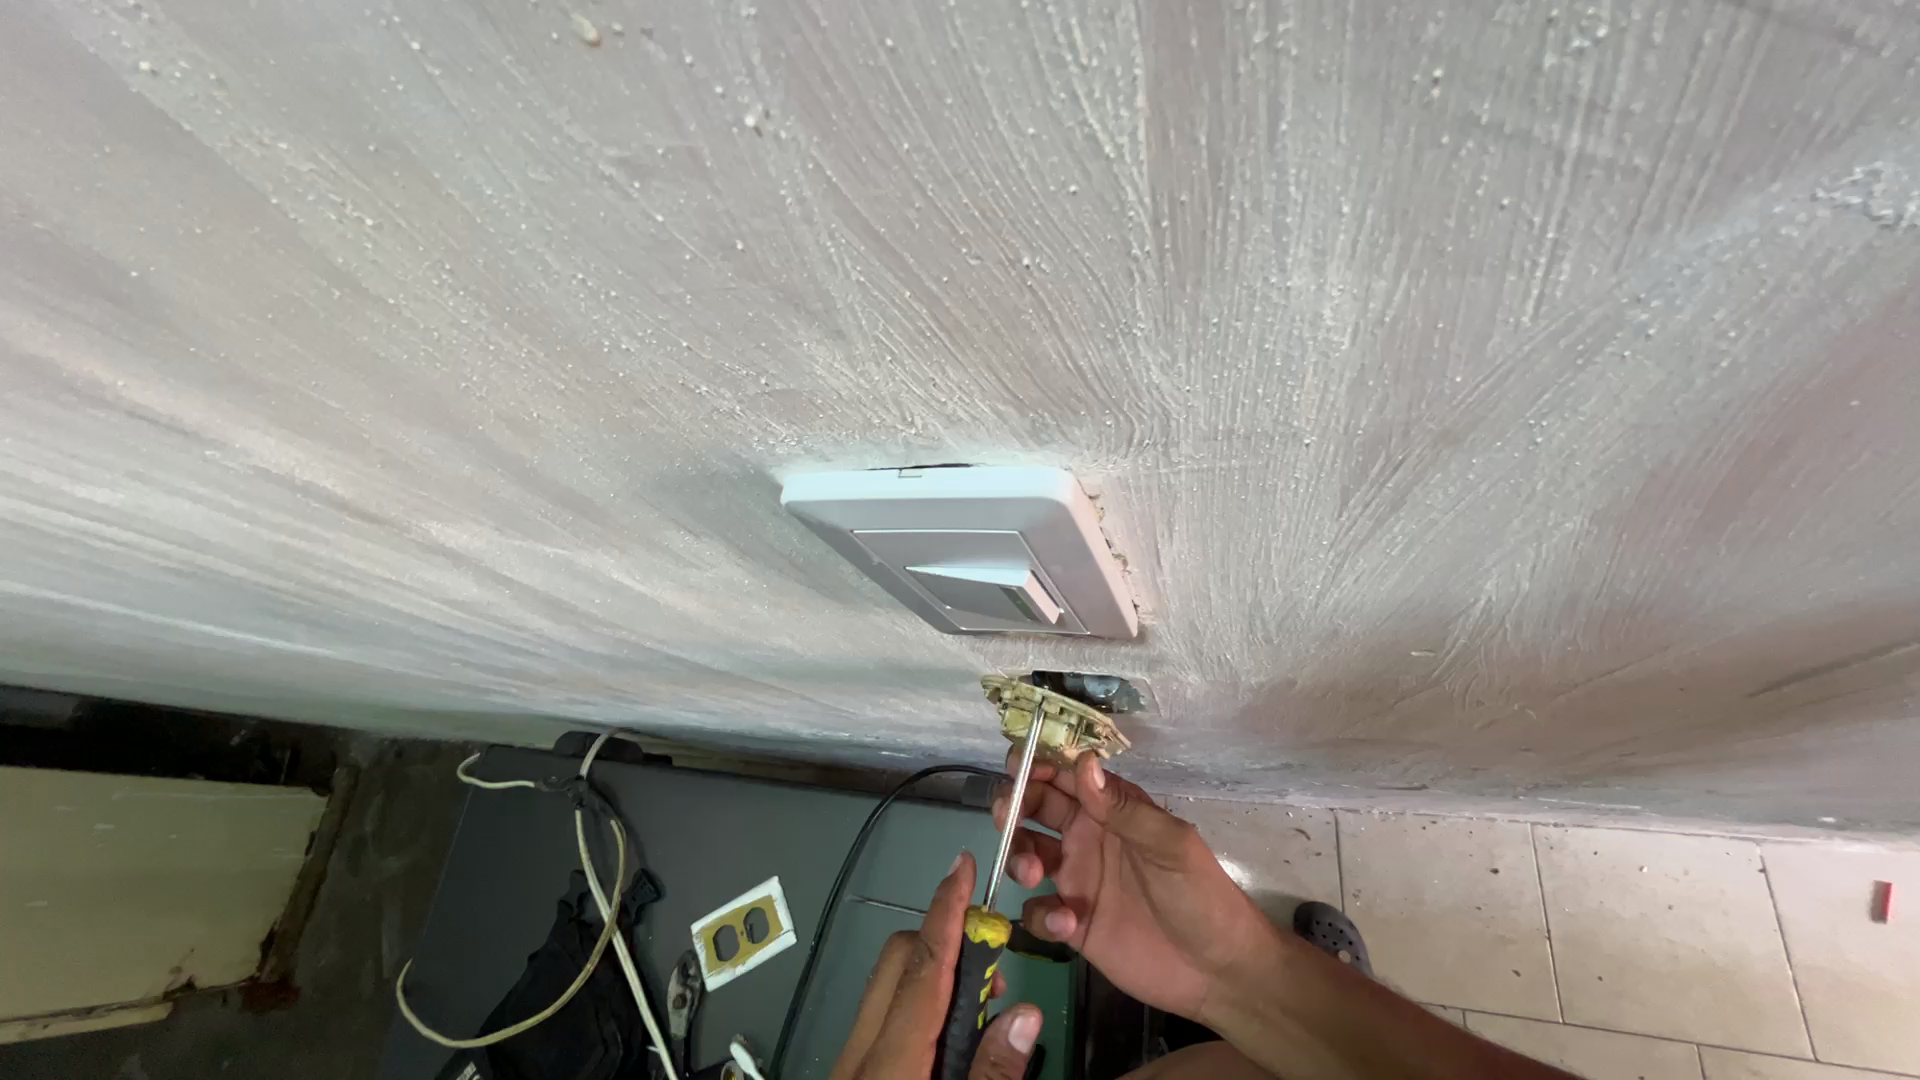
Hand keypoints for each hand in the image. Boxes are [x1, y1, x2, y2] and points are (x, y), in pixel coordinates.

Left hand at [827, 852, 1043, 1079]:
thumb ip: (993, 1073)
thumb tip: (1025, 1013)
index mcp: (888, 1063)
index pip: (922, 966)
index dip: (946, 911)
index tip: (963, 864)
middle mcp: (858, 1053)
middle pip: (898, 959)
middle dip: (945, 939)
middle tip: (994, 961)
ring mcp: (849, 1064)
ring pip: (887, 985)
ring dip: (936, 976)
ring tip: (983, 1010)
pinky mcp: (852, 1075)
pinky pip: (881, 1015)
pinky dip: (919, 1006)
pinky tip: (952, 1038)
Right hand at [995, 752, 1279, 1021]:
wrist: (1218, 971)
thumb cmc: (1200, 894)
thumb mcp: (1170, 845)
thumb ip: (1124, 809)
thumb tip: (1084, 764)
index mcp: (1110, 809)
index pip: (1066, 774)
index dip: (1038, 764)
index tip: (1015, 765)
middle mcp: (1086, 836)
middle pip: (1035, 808)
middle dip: (1014, 804)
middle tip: (1007, 815)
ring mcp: (1076, 879)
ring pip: (1027, 854)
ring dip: (1018, 855)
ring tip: (1031, 871)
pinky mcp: (1072, 924)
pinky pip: (1038, 912)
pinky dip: (1041, 915)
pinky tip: (1067, 924)